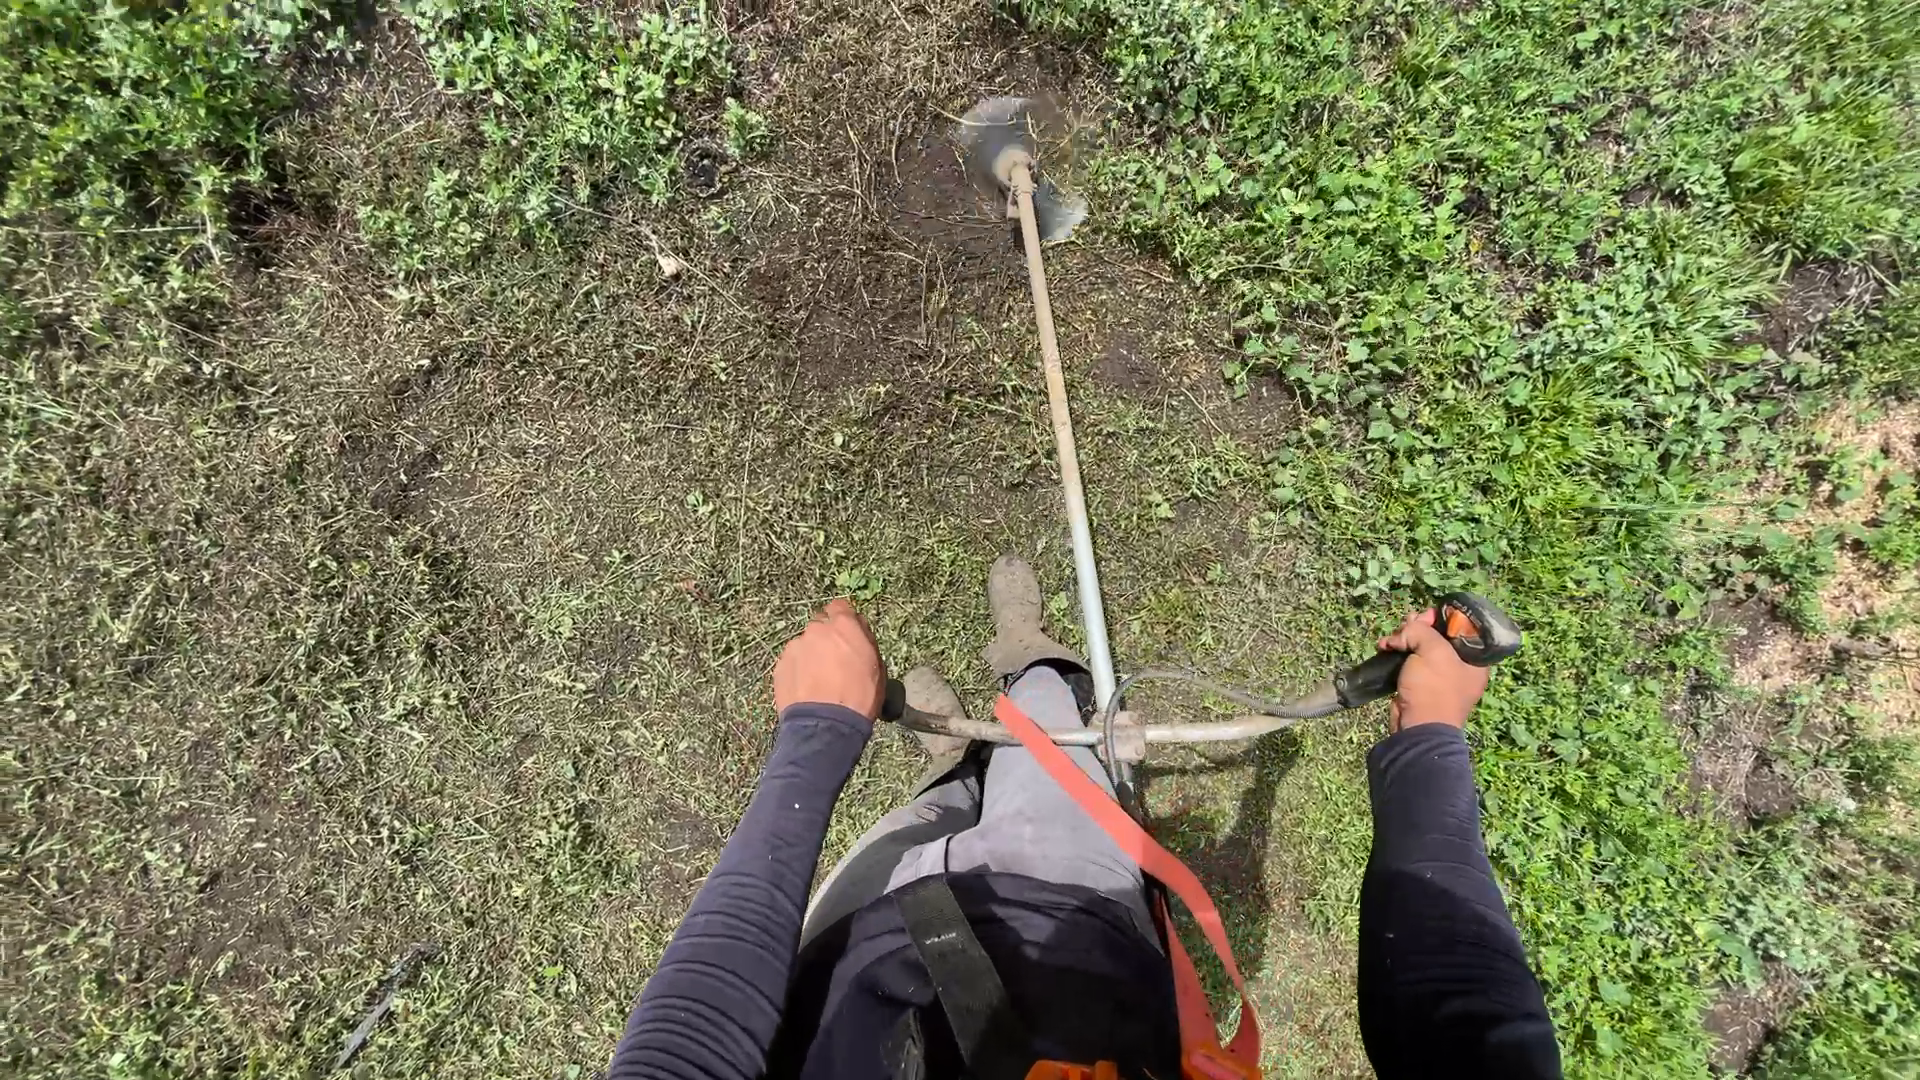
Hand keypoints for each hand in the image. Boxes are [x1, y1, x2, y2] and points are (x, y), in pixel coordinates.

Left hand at [773, 598, 885, 720]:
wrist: (827, 725)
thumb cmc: (860, 696)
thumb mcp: (877, 665)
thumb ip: (864, 641)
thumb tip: (857, 632)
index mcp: (843, 625)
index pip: (840, 607)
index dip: (843, 619)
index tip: (846, 633)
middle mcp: (816, 630)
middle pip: (820, 625)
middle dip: (826, 638)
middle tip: (833, 661)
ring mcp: (795, 647)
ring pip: (804, 645)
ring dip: (811, 655)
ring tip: (818, 680)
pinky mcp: (780, 665)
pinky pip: (791, 662)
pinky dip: (798, 670)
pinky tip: (806, 689)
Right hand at [1379, 608, 1488, 732]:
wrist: (1418, 726)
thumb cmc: (1434, 688)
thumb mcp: (1433, 651)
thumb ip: (1421, 631)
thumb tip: (1405, 631)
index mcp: (1475, 658)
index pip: (1462, 626)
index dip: (1442, 617)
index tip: (1425, 616)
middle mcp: (1460, 664)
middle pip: (1439, 633)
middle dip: (1419, 626)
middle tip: (1406, 625)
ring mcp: (1439, 673)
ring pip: (1421, 644)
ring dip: (1403, 637)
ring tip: (1390, 639)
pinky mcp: (1419, 680)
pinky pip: (1409, 657)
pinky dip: (1397, 650)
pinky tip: (1385, 647)